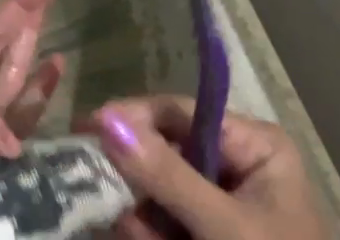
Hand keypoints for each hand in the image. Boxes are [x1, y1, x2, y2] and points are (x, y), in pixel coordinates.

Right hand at [88, 96, 325, 239]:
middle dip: (137, 184)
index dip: (130, 119)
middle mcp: (237, 164)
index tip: (84, 132)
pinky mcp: (207, 236)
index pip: (178, 112)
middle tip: (108, 207)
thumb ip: (167, 176)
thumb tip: (105, 118)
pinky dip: (149, 234)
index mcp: (255, 146)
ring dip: (140, 219)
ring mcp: (221, 204)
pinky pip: (164, 222)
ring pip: (158, 192)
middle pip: (163, 151)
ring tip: (135, 238)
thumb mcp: (225, 229)